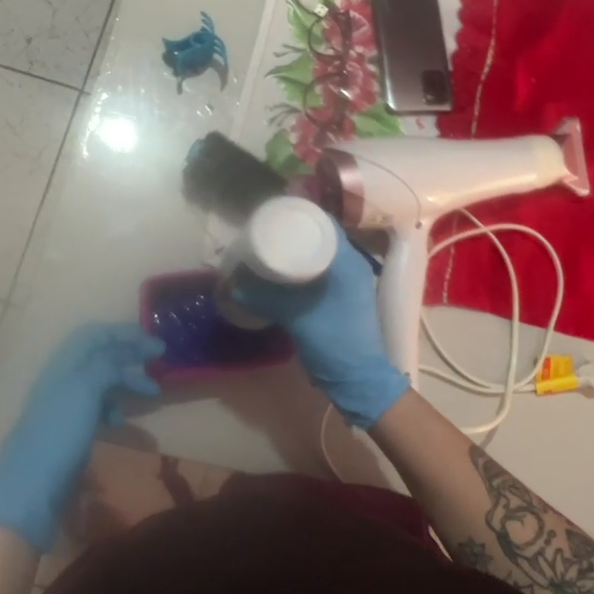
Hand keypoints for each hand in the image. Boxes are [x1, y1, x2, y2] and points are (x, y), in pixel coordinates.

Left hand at [0, 323, 160, 550]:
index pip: (94, 335)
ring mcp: (64, 409)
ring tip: (152, 395)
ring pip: (101, 384)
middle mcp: (63, 382)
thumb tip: (127, 348)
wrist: (29, 491)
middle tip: (160, 363)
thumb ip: (106, 363)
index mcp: (63, 366)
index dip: (123, 333)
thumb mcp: (84, 390)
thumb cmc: (57, 434)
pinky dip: (113, 409)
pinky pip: (96, 410)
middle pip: (100, 357)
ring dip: (127, 384)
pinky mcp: (68, 433)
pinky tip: (121, 422)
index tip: (154, 342)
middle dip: (130, 356)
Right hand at [230, 232, 407, 428]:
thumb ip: (266, 298)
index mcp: (348, 262)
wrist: (359, 380)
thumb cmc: (334, 343)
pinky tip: (282, 275)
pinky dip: (302, 270)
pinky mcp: (342, 298)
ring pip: (320, 256)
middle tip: (265, 232)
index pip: (324, 223)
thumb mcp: (296, 317)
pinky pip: (320, 272)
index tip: (273, 213)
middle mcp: (352, 266)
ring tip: (269, 250)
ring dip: (297, 252)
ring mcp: (349, 283)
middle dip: (294, 233)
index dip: (299, 214)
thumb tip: (234, 283)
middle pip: (321, 237)